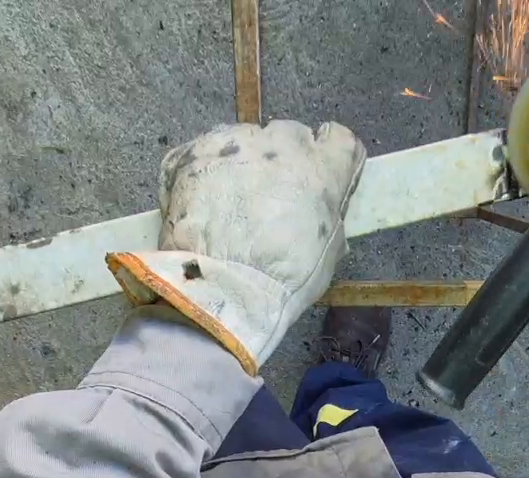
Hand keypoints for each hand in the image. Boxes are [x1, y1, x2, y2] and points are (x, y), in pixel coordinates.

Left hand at [108, 121, 365, 374]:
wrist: (223, 289)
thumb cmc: (283, 282)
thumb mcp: (327, 255)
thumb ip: (328, 217)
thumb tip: (322, 209)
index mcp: (320, 168)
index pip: (337, 140)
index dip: (329, 159)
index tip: (322, 177)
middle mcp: (278, 143)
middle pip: (287, 137)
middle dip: (282, 164)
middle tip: (272, 202)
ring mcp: (231, 143)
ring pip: (242, 144)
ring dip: (242, 167)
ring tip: (231, 209)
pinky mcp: (191, 154)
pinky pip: (200, 156)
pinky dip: (203, 177)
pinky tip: (202, 208)